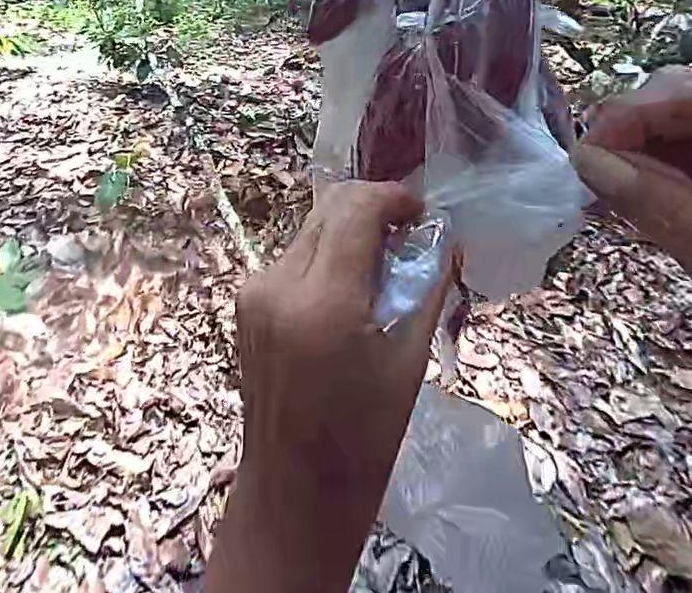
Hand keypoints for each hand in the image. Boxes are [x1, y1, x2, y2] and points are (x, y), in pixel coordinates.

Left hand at [207, 181, 451, 592]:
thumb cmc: (364, 438)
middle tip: (406, 234)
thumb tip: (445, 240)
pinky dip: (328, 253)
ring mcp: (255, 291)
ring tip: (381, 265)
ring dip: (350, 230)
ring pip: (312, 227)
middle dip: (372, 207)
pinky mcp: (246, 301)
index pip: (355, 210)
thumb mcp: (409, 359)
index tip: (419, 210)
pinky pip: (296, 255)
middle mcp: (279, 285)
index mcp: (323, 303)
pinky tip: (349, 289)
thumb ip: (426, 287)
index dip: (392, 196)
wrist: (293, 495)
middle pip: (329, 208)